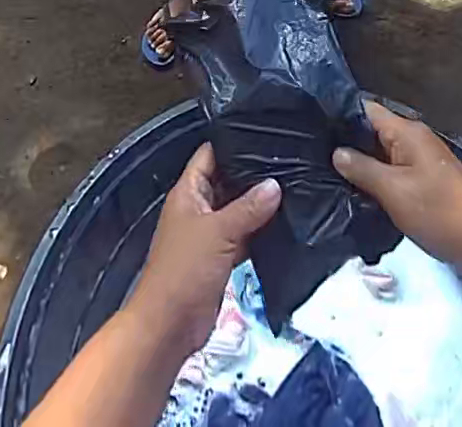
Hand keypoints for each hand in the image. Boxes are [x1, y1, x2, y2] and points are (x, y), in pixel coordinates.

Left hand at [122, 144, 280, 353]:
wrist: (169, 325)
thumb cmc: (185, 270)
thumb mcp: (218, 232)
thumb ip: (248, 208)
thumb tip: (275, 185)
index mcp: (188, 192)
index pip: (209, 155)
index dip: (232, 144)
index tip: (262, 135)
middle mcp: (197, 208)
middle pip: (225, 181)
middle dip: (251, 174)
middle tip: (286, 162)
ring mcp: (208, 233)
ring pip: (235, 209)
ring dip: (257, 204)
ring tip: (291, 188)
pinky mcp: (218, 257)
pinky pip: (241, 235)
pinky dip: (257, 231)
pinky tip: (282, 224)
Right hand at [333, 103, 461, 298]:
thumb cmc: (441, 213)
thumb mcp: (394, 192)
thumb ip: (362, 169)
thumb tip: (336, 152)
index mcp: (406, 132)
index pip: (364, 109)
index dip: (338, 115)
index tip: (313, 127)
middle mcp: (413, 139)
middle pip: (370, 131)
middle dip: (346, 142)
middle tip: (314, 155)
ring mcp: (419, 160)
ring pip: (380, 153)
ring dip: (360, 164)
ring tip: (328, 173)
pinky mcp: (424, 181)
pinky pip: (391, 171)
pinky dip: (376, 179)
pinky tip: (357, 192)